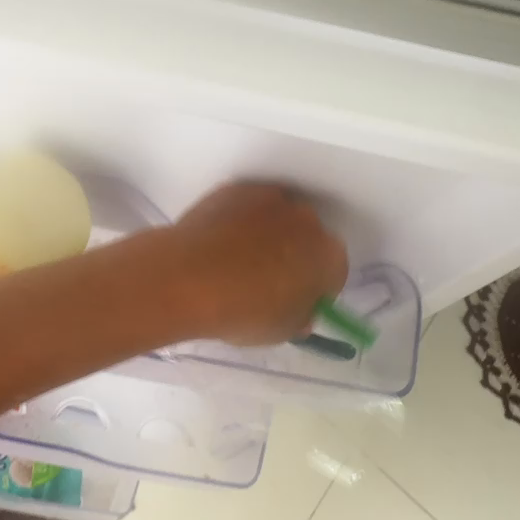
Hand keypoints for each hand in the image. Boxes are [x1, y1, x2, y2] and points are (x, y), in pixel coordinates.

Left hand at [152, 183, 350, 346]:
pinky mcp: (235, 188)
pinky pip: (245, 207)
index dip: (313, 290)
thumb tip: (297, 309)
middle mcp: (306, 219)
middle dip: (293, 255)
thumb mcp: (282, 331)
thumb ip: (299, 317)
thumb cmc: (242, 311)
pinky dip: (237, 219)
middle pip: (307, 238)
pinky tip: (217, 240)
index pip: (332, 273)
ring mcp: (269, 198)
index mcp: (328, 255)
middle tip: (264, 278)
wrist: (187, 277)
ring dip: (266, 232)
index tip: (292, 301)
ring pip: (276, 218)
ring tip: (235, 257)